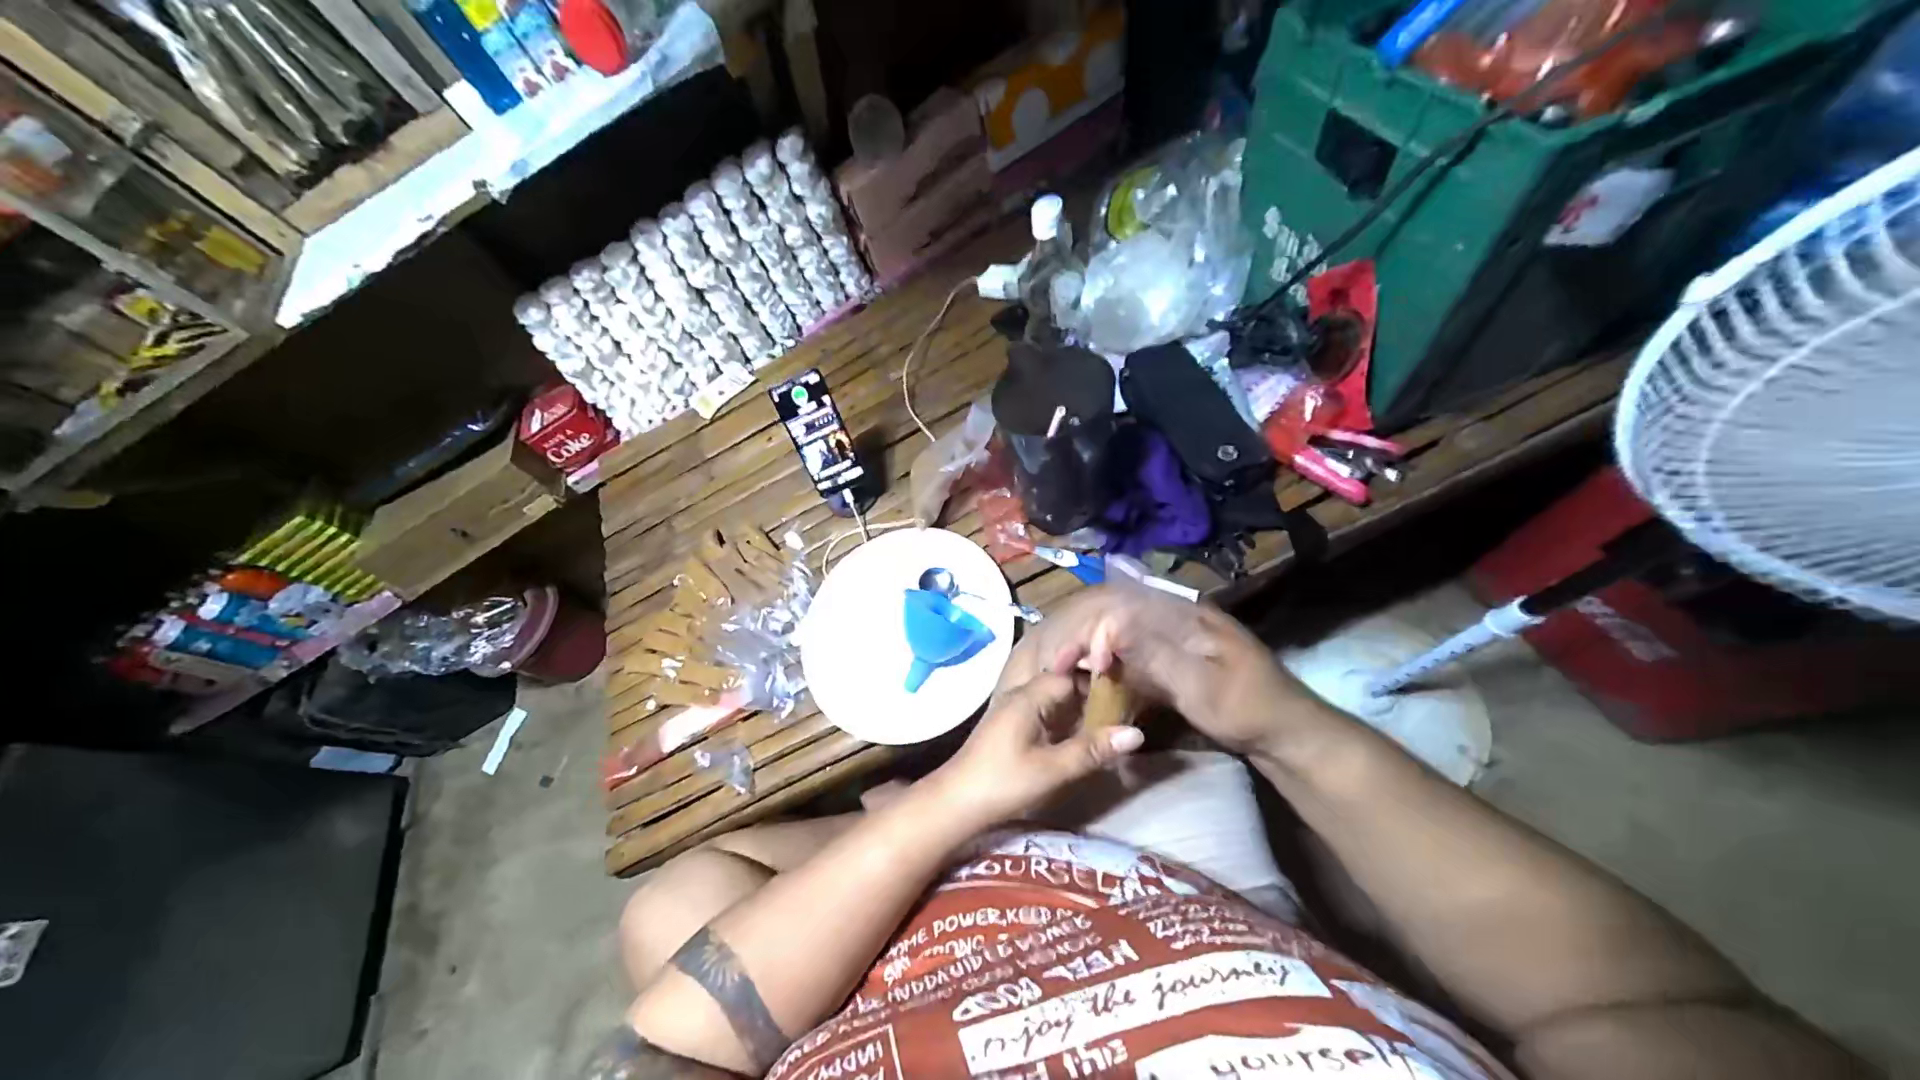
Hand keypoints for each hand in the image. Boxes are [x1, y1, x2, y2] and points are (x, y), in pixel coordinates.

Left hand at [927, 672, 1142, 826]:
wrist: (956, 802)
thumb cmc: (1004, 781)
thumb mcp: (1053, 768)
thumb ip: (1093, 749)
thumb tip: (1137, 733)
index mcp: (1028, 697)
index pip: (1070, 676)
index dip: (1097, 682)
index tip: (1126, 694)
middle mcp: (1020, 696)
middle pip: (1062, 686)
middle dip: (1090, 696)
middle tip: (1123, 711)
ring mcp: (1012, 712)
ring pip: (1052, 702)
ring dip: (1077, 711)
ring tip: (1108, 725)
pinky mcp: (1009, 729)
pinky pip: (1043, 715)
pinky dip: (1063, 722)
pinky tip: (1079, 739)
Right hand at [997, 585, 1331, 759]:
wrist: (1287, 734)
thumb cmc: (1250, 709)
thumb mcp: (1205, 686)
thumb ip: (1156, 656)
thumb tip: (1109, 628)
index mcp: (1185, 612)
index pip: (1123, 604)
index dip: (1091, 630)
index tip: (1072, 662)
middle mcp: (1173, 614)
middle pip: (1113, 610)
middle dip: (1080, 635)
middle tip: (1055, 665)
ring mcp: (1171, 634)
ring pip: (1116, 628)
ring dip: (1087, 646)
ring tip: (1062, 668)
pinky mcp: (1170, 656)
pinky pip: (1127, 649)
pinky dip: (1104, 661)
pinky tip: (1087, 675)